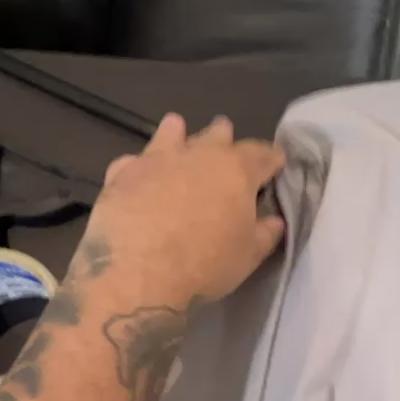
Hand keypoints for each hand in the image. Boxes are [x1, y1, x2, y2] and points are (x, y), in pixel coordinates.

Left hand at [76, 113, 285, 304]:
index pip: (262, 155)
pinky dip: (142, 165)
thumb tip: (275, 221)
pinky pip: (135, 161)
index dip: (273, 158)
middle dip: (226, 137)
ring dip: (178, 132)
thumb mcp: (249, 255)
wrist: (141, 272)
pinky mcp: (122, 173)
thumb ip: (266, 233)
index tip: (278, 162)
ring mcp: (156, 159)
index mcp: (236, 170)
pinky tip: (140, 171)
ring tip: (178, 128)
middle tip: (227, 137)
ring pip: (171, 134)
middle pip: (217, 136)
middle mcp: (197, 154)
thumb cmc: (207, 264)